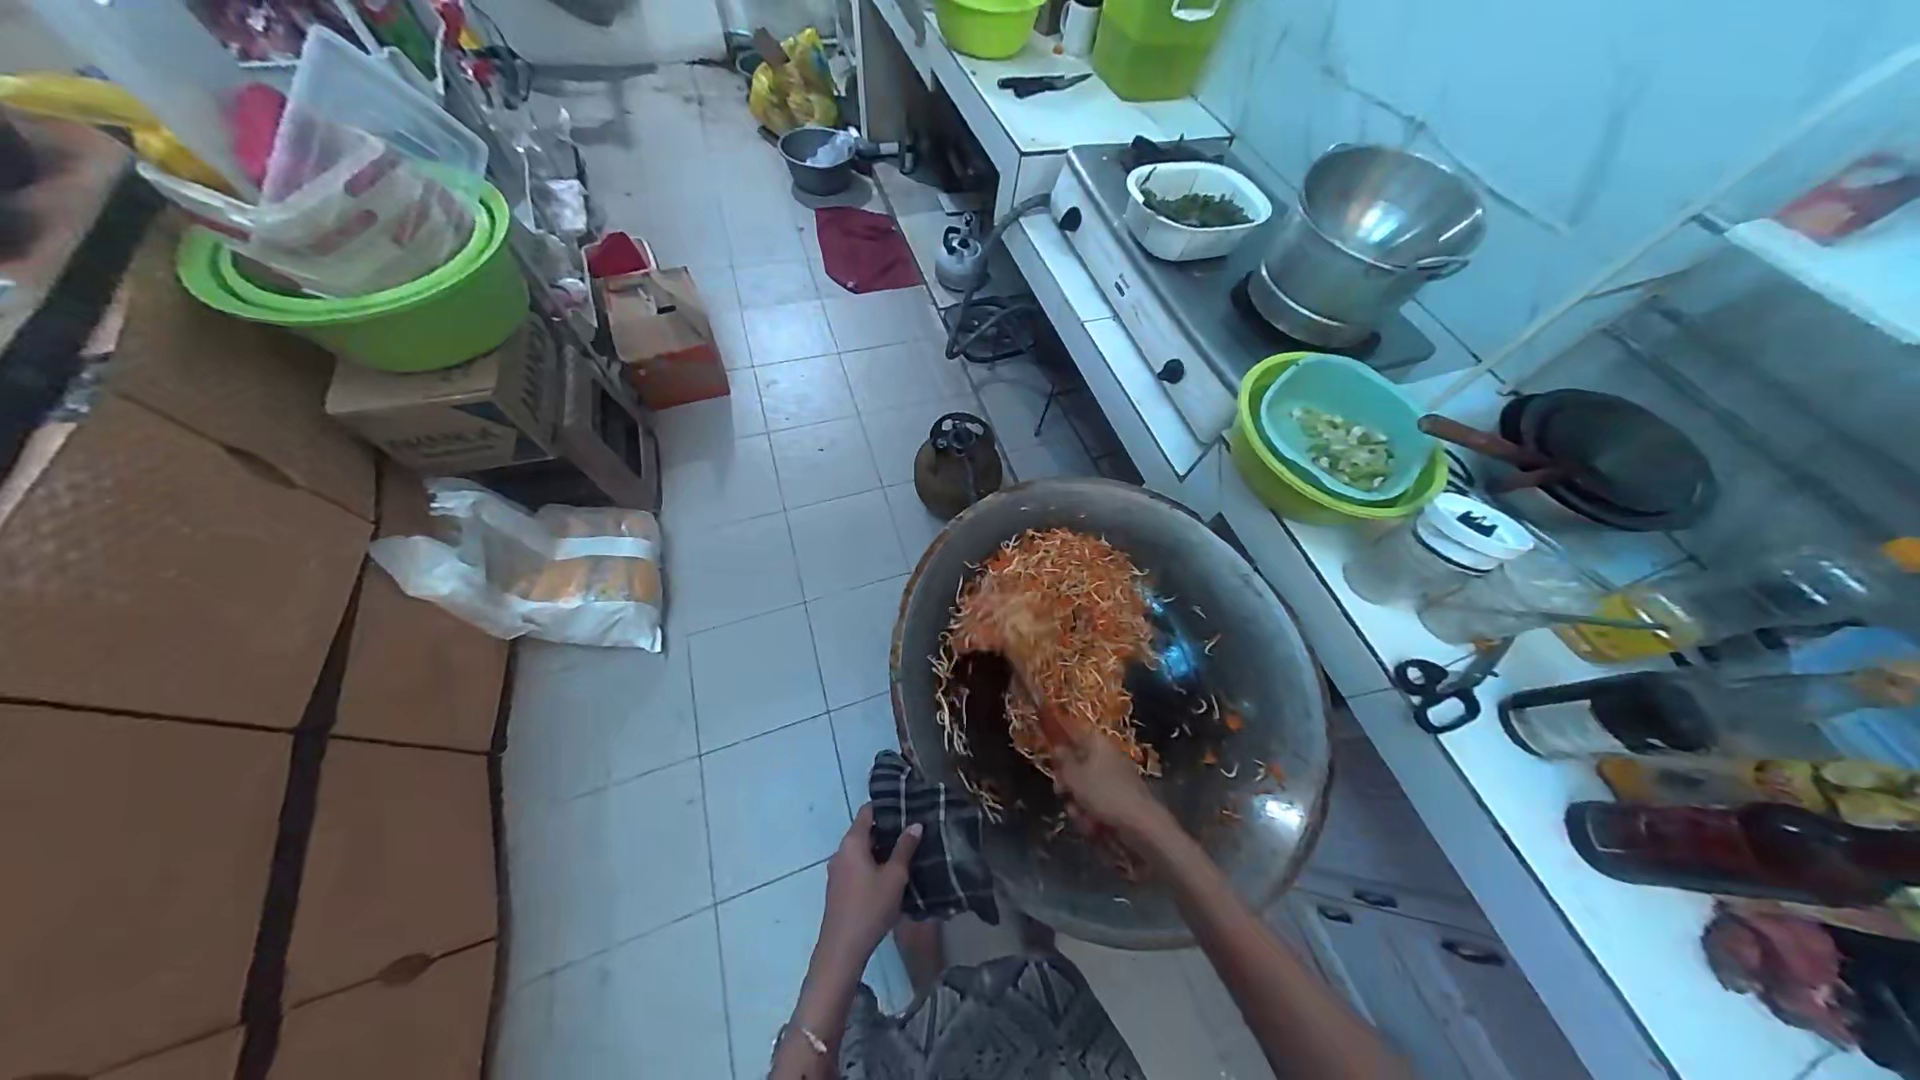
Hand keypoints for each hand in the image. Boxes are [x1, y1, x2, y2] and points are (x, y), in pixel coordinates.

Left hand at [817, 804, 922, 967]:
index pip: (867, 811)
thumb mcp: (895, 877)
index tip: (907, 805)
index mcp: (852, 842)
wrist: (842, 949)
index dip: (886, 806)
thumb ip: (905, 848)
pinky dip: (873, 863)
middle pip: (864, 830)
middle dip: (887, 829)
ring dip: (881, 849)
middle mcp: (841, 851)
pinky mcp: (838, 888)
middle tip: (913, 829)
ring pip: (862, 850)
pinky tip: (891, 874)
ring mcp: (837, 871)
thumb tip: (915, 824)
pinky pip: (857, 865)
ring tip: (907, 850)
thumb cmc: (870, 907)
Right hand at [1052, 731, 1179, 846]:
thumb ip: (1063, 761)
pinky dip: (1091, 817)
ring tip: (1081, 816)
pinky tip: (1093, 828)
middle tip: (1062, 792)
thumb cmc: (1104, 794)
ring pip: (1084, 790)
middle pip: (1077, 765)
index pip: (1075, 734)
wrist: (1142, 826)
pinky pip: (1096, 806)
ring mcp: (1114, 782)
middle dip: (1067, 784)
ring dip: (1077, 805)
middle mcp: (1107, 759)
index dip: (1060, 743)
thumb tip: (1057, 747)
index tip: (1051, 758)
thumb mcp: (1075, 776)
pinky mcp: (1119, 803)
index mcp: (1098, 744)